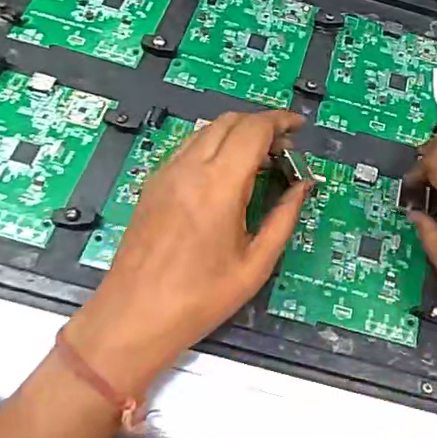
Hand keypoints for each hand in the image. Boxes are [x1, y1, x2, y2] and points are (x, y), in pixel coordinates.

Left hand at [65, 110, 311, 393]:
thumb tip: (303, 185)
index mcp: (219, 186)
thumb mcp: (255, 265)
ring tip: (258, 159)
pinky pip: (189, 147)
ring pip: (207, 129)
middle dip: (261, 123)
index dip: (280, 120)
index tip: (298, 126)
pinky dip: (214, 144)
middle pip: (230, 120)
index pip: (253, 130)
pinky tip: (225, 173)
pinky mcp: (153, 183)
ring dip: (236, 132)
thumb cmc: (199, 298)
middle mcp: (190, 168)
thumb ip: (284, 218)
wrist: (133, 317)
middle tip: (283, 147)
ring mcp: (167, 173)